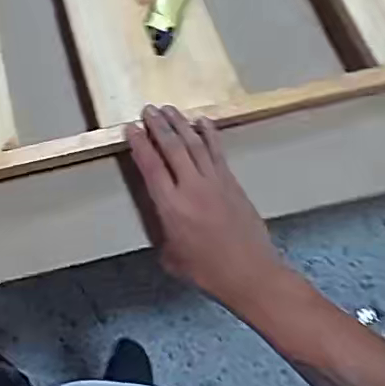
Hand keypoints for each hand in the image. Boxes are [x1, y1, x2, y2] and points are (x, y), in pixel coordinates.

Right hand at [125, 106, 297, 314]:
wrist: (252, 277)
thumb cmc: (207, 271)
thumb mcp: (170, 253)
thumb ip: (161, 227)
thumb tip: (158, 213)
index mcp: (171, 206)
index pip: (150, 166)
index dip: (139, 144)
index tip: (131, 128)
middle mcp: (191, 189)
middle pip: (171, 148)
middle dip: (158, 126)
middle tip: (148, 110)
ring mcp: (215, 183)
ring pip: (194, 145)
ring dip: (179, 124)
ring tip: (168, 109)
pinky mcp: (232, 183)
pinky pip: (217, 152)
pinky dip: (209, 135)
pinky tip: (202, 121)